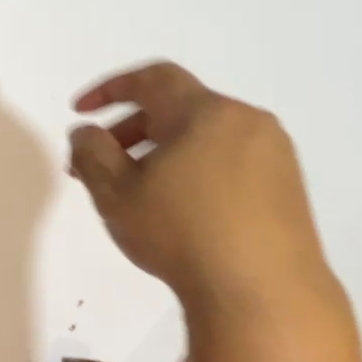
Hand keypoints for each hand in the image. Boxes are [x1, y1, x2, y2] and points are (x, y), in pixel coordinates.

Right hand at [69, 62, 338, 310]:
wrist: (257, 281)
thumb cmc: (177, 229)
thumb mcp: (114, 193)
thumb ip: (91, 154)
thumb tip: (86, 132)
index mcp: (205, 114)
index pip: (154, 79)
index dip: (110, 88)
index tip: (79, 111)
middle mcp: (245, 120)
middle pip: (177, 108)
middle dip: (128, 130)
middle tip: (92, 166)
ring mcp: (271, 149)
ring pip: (200, 135)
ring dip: (157, 152)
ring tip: (130, 191)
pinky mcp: (282, 179)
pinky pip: (224, 157)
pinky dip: (188, 167)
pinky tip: (171, 206)